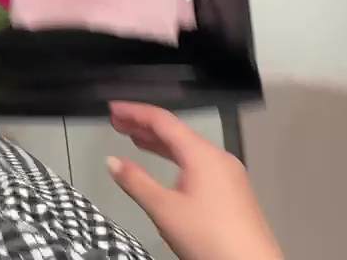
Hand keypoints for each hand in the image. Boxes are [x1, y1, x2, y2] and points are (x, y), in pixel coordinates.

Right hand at [105, 102, 281, 259]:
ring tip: (134, 140)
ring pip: (188, 149)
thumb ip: (135, 181)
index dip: (134, 112)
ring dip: (160, 143)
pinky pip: (198, 164)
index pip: (163, 120)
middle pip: (176, 132)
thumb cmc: (209, 238)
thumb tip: (111, 160)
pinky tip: (165, 168)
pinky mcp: (235, 195)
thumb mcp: (165, 210)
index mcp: (202, 154)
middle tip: (116, 123)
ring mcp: (230, 177)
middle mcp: (218, 158)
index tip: (111, 108)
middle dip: (145, 125)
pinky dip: (176, 159)